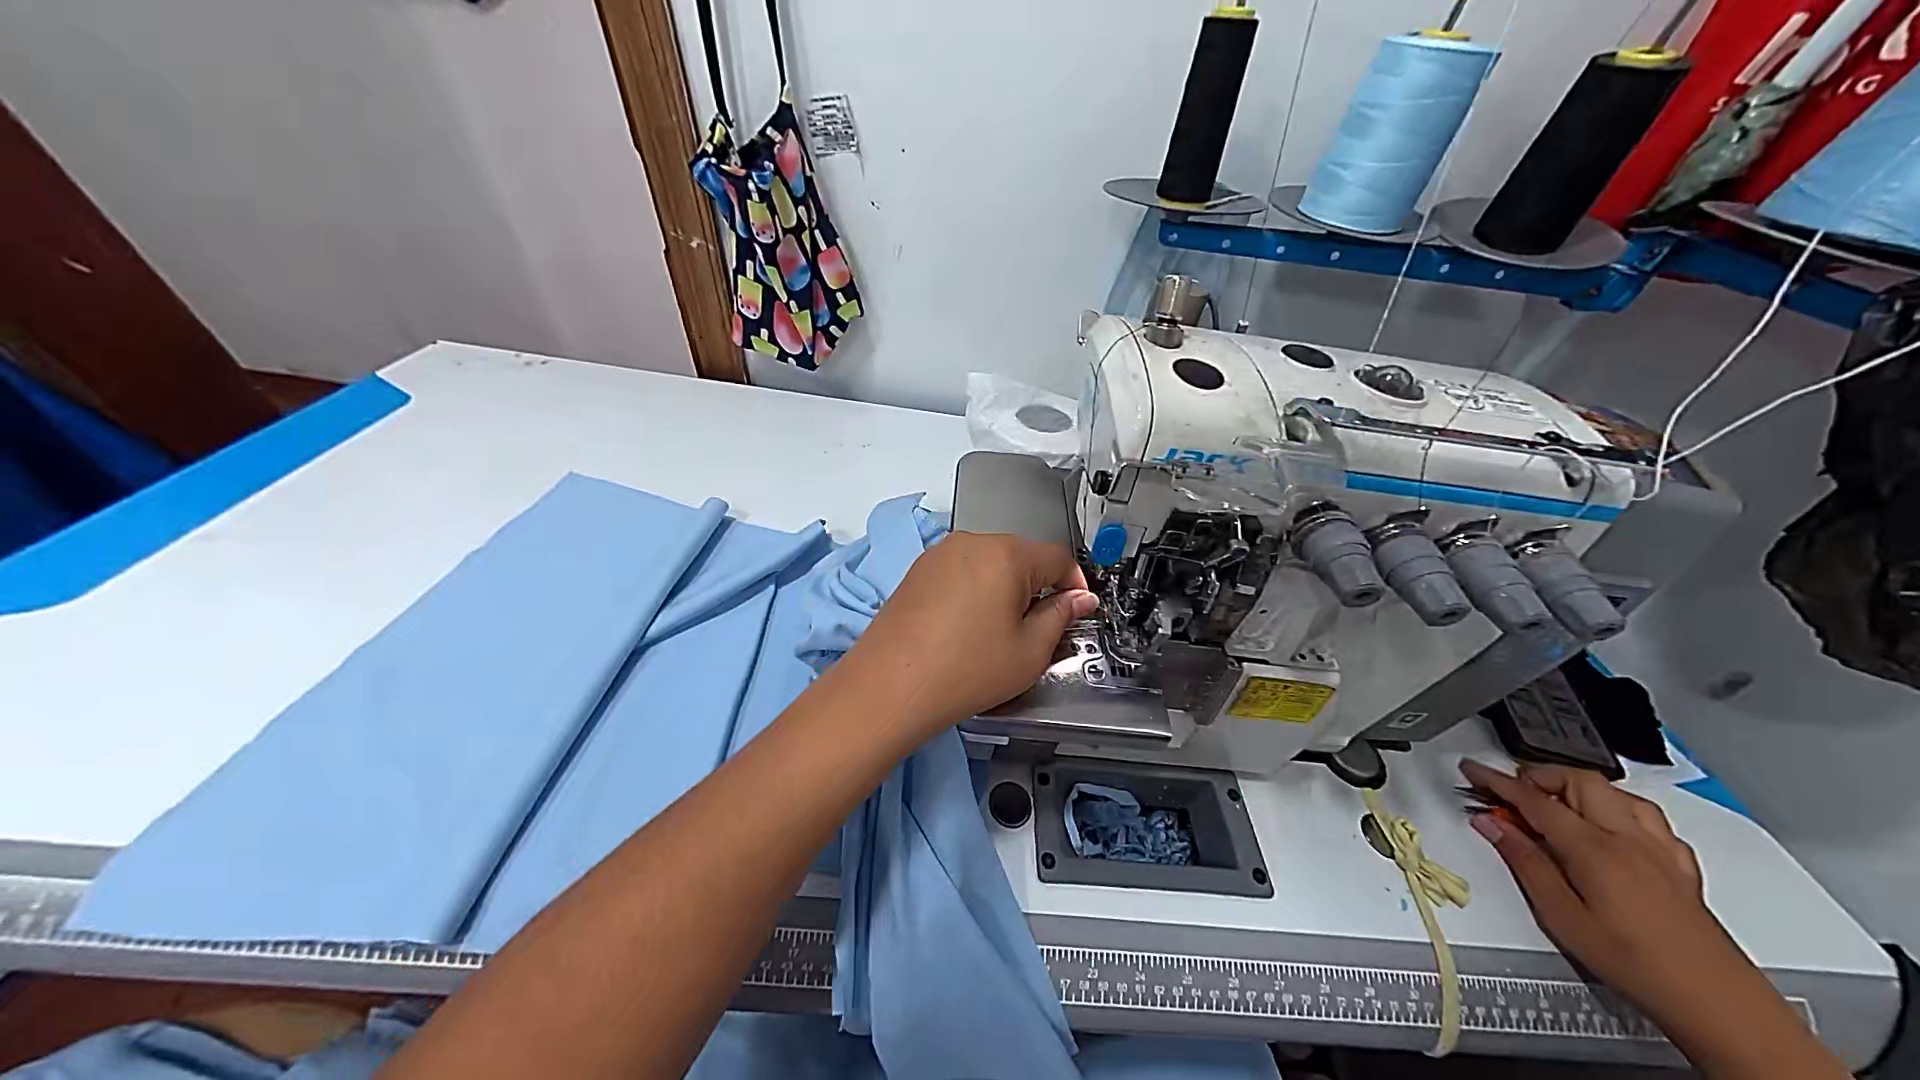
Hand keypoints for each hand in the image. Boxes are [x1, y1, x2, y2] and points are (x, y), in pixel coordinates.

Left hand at [831, 532, 1096, 741]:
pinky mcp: (918, 572)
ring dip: (1004, 590)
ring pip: (989, 565)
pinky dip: (974, 593)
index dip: (1074, 584)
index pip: (1058, 557)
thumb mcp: (1029, 650)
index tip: (1076, 610)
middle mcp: (971, 543)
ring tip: (996, 636)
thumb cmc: (964, 670)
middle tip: (1036, 631)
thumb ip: (1061, 617)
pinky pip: (961, 573)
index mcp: (1006, 554)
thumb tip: (1079, 599)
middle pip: (1022, 557)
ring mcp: (939, 555)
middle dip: (1036, 588)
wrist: (890, 687)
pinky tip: (966, 631)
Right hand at [1461, 760, 1845, 1078]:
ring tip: (1556, 804)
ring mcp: (1658, 849)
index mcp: (1594, 849)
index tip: (1472, 770)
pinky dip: (1617, 808)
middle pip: (1577, 781)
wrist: (1716, 1003)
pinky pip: (1647, 817)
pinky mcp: (1679, 865)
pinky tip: (1609, 824)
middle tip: (1512, 793)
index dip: (1496, 780)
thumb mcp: (1561, 916)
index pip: (1533, 799)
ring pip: (1614, 792)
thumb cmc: (1635, 963)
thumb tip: (1491, 825)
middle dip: (1539, 777)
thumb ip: (1525, 862)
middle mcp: (1628, 838)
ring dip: (1577, 788)